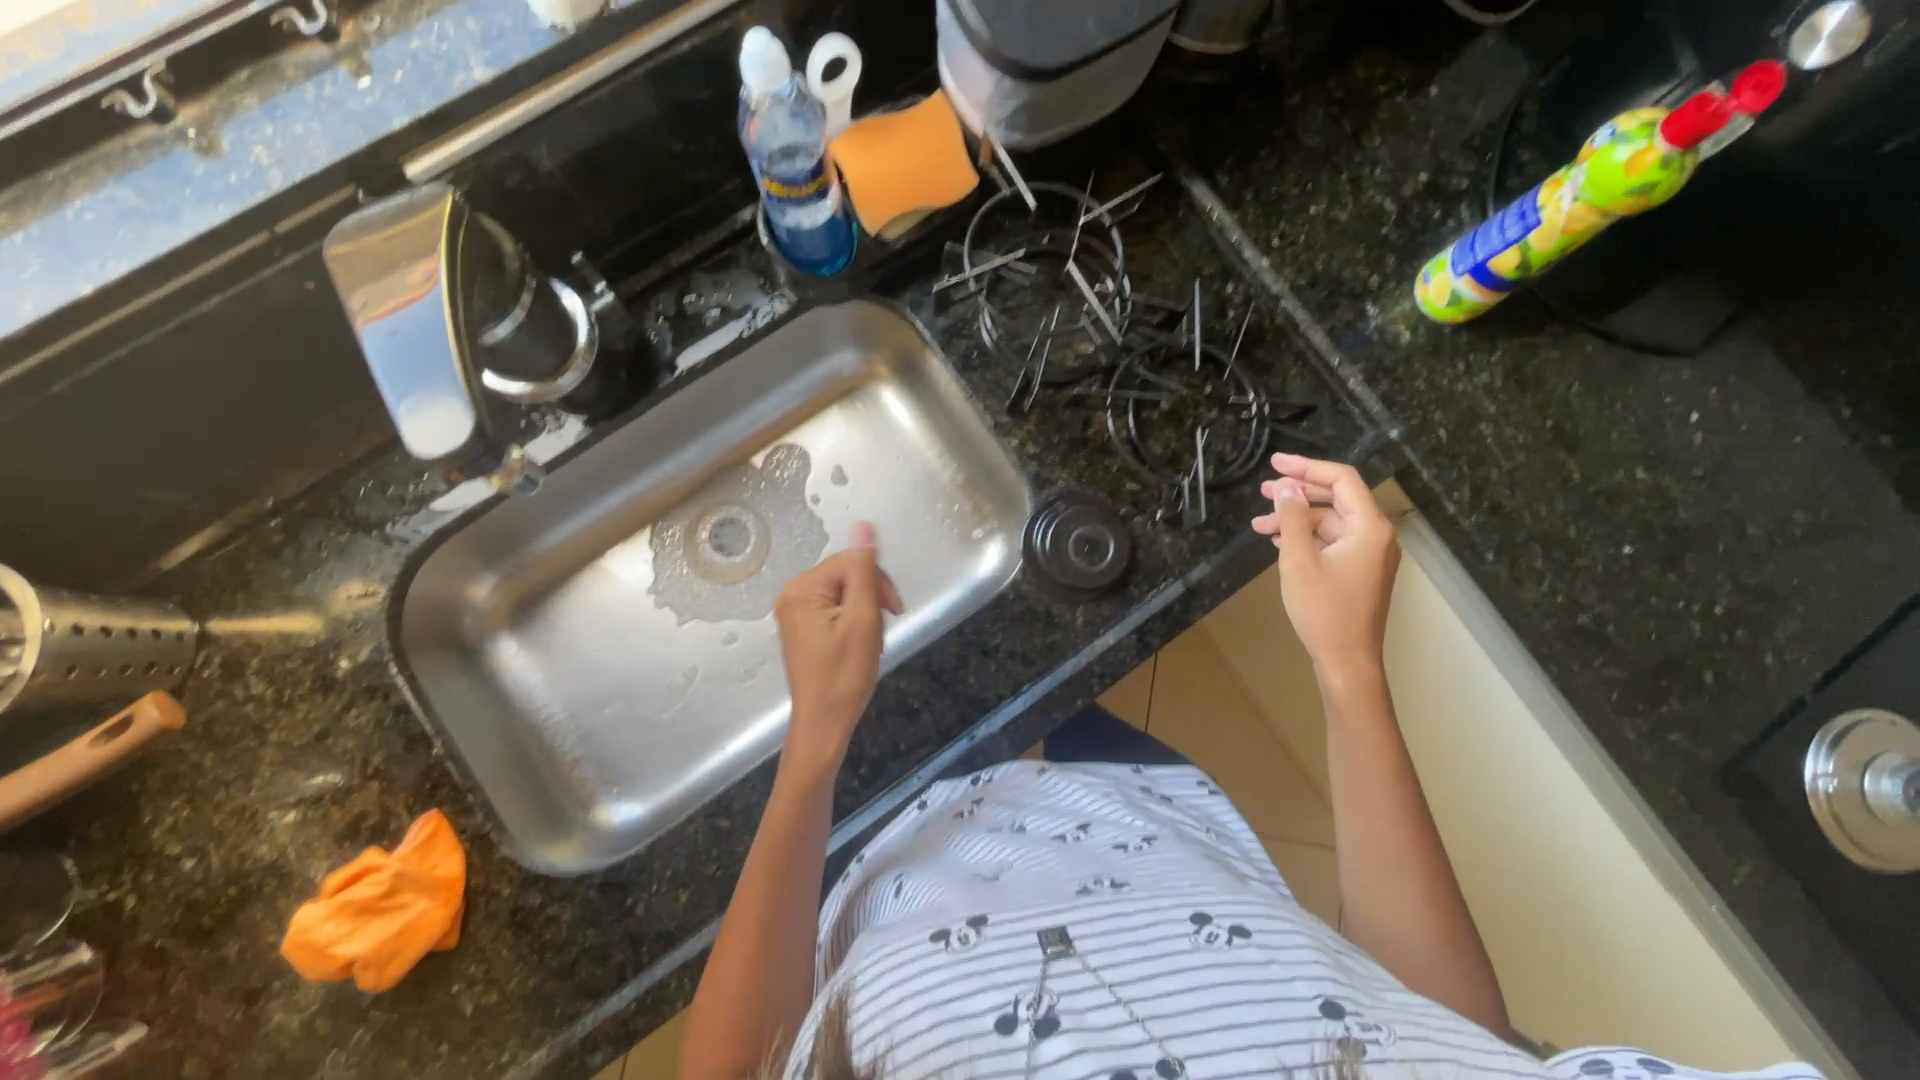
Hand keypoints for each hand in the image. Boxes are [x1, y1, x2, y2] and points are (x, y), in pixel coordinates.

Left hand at [774, 521, 904, 774]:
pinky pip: (834, 610)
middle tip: (883, 630)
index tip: (895, 612)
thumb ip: (863, 570)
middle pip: (846, 575)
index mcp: (802, 588)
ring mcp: (793, 613)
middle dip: (871, 598)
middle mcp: (791, 594)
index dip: (879, 582)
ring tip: (872, 643)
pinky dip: (853, 623)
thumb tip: (863, 524)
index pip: (851, 561)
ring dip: (865, 613)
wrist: (823, 723)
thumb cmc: (845, 674)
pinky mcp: (801, 629)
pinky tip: (861, 645)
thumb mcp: (862, 618)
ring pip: (844, 594)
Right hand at [1250, 453, 1399, 675]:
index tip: (1275, 464)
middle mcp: (1377, 535)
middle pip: (1337, 498)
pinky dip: (1308, 537)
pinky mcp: (1362, 571)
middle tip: (1263, 490)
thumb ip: (1292, 518)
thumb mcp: (1298, 561)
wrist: (1347, 661)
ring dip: (1297, 519)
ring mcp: (1371, 554)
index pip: (1342, 480)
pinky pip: (1335, 541)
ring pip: (1332, 522)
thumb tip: (1286, 487)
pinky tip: (1280, 541)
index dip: (1307, 467)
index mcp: (1369, 528)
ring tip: (1260, 524)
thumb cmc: (1323, 611)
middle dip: (1299, 492)